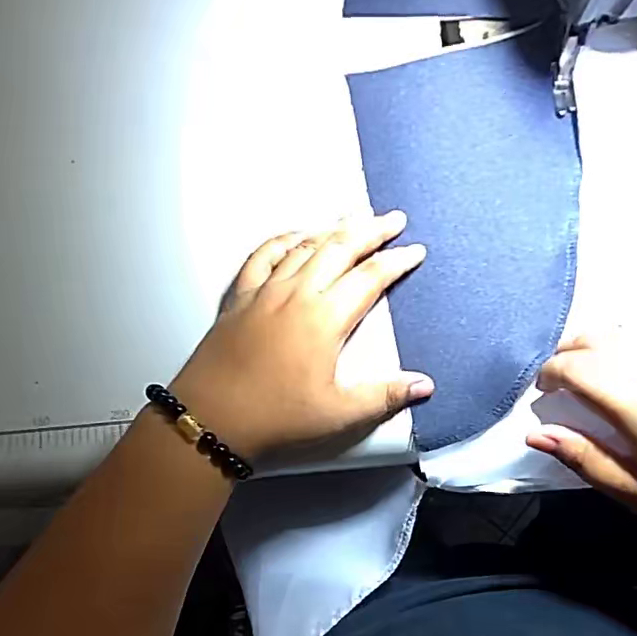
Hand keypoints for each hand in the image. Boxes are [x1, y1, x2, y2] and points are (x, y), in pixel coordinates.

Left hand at [171, 212, 433, 462]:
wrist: (213, 419)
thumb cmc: (274, 417)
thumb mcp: (339, 413)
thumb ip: (385, 395)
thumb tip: (423, 385)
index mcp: (324, 320)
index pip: (370, 278)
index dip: (397, 261)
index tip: (415, 251)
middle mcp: (295, 295)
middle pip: (340, 248)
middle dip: (371, 230)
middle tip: (393, 219)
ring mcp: (265, 292)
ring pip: (304, 246)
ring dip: (333, 228)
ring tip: (353, 216)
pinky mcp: (240, 299)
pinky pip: (263, 256)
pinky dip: (283, 239)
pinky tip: (295, 235)